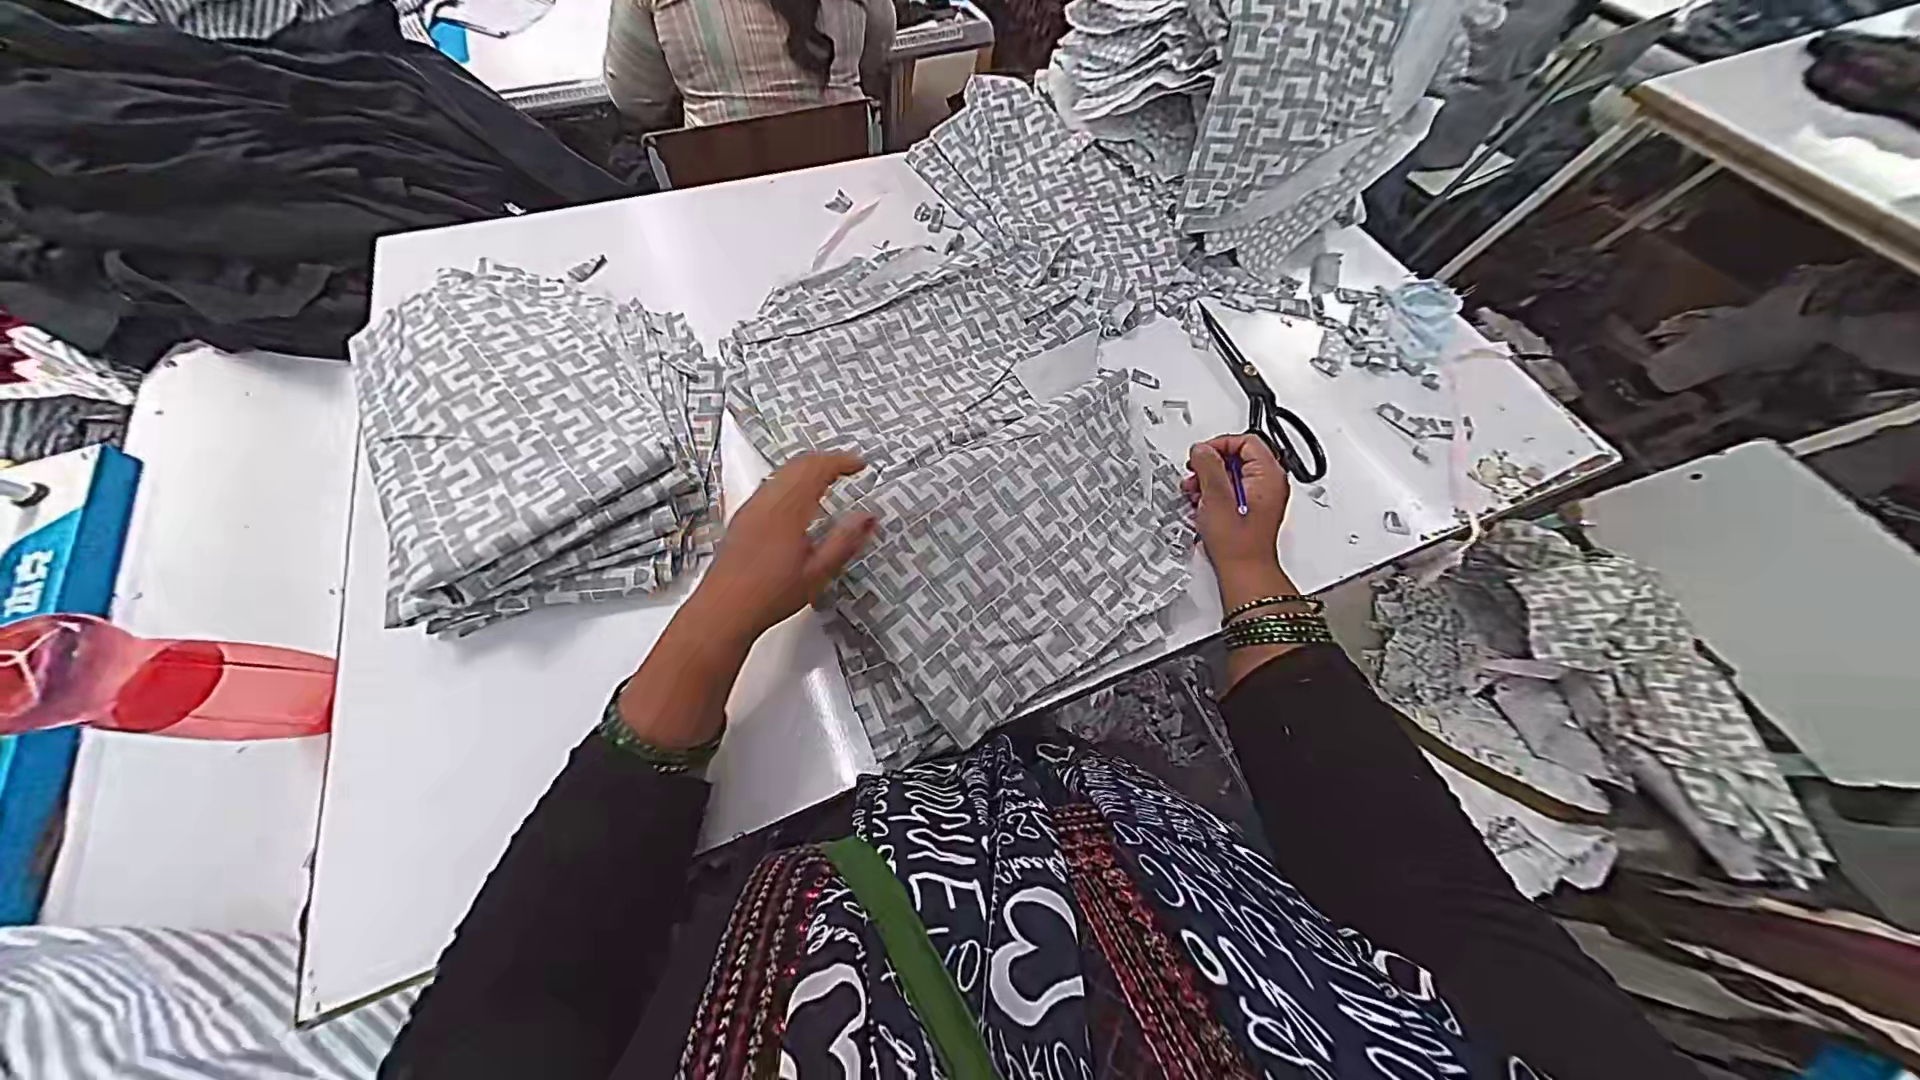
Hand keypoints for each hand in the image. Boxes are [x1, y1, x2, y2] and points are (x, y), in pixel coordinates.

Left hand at [688, 452, 876, 645]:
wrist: (723, 611)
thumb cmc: (768, 595)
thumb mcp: (819, 572)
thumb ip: (846, 540)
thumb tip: (869, 517)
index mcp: (787, 509)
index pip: (817, 469)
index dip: (841, 462)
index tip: (859, 464)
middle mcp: (766, 502)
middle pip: (797, 464)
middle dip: (825, 461)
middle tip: (847, 467)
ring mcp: (750, 509)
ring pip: (781, 473)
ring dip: (807, 469)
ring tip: (827, 479)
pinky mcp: (742, 519)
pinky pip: (770, 486)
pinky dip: (791, 481)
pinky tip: (798, 501)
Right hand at [1183, 434, 1288, 575]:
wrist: (1243, 570)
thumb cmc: (1237, 542)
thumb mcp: (1216, 497)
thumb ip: (1208, 466)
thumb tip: (1202, 450)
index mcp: (1268, 475)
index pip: (1246, 441)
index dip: (1219, 445)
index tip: (1201, 455)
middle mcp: (1268, 484)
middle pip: (1238, 456)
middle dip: (1211, 464)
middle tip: (1195, 474)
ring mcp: (1260, 497)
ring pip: (1232, 474)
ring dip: (1209, 480)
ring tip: (1195, 492)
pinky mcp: (1250, 509)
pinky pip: (1231, 490)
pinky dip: (1213, 493)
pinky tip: (1202, 504)